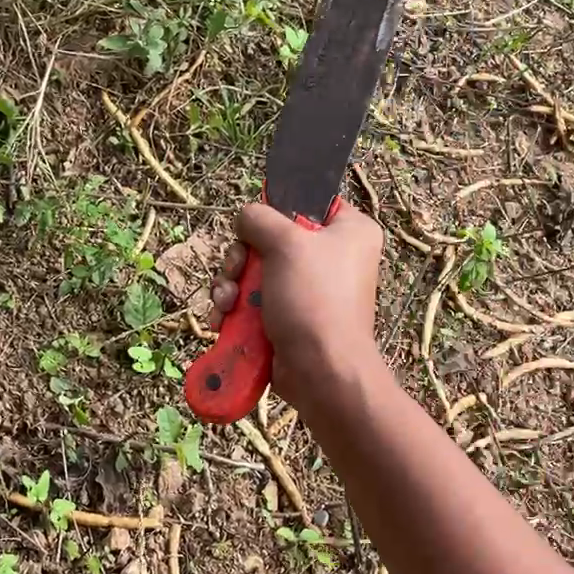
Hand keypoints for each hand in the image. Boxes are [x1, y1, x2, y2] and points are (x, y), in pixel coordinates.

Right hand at [209, 202, 384, 401]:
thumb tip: (246, 218)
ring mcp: (306, 290)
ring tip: (227, 304)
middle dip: (242, 258)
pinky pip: (251, 301)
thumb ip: (259, 218)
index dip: (277, 210)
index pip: (308, 202)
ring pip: (253, 271)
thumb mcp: (287, 243)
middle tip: (236, 270)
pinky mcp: (286, 317)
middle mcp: (331, 257)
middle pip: (269, 239)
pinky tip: (224, 320)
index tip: (259, 226)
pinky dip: (234, 309)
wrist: (321, 372)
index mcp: (349, 231)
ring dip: (231, 286)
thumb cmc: (314, 299)